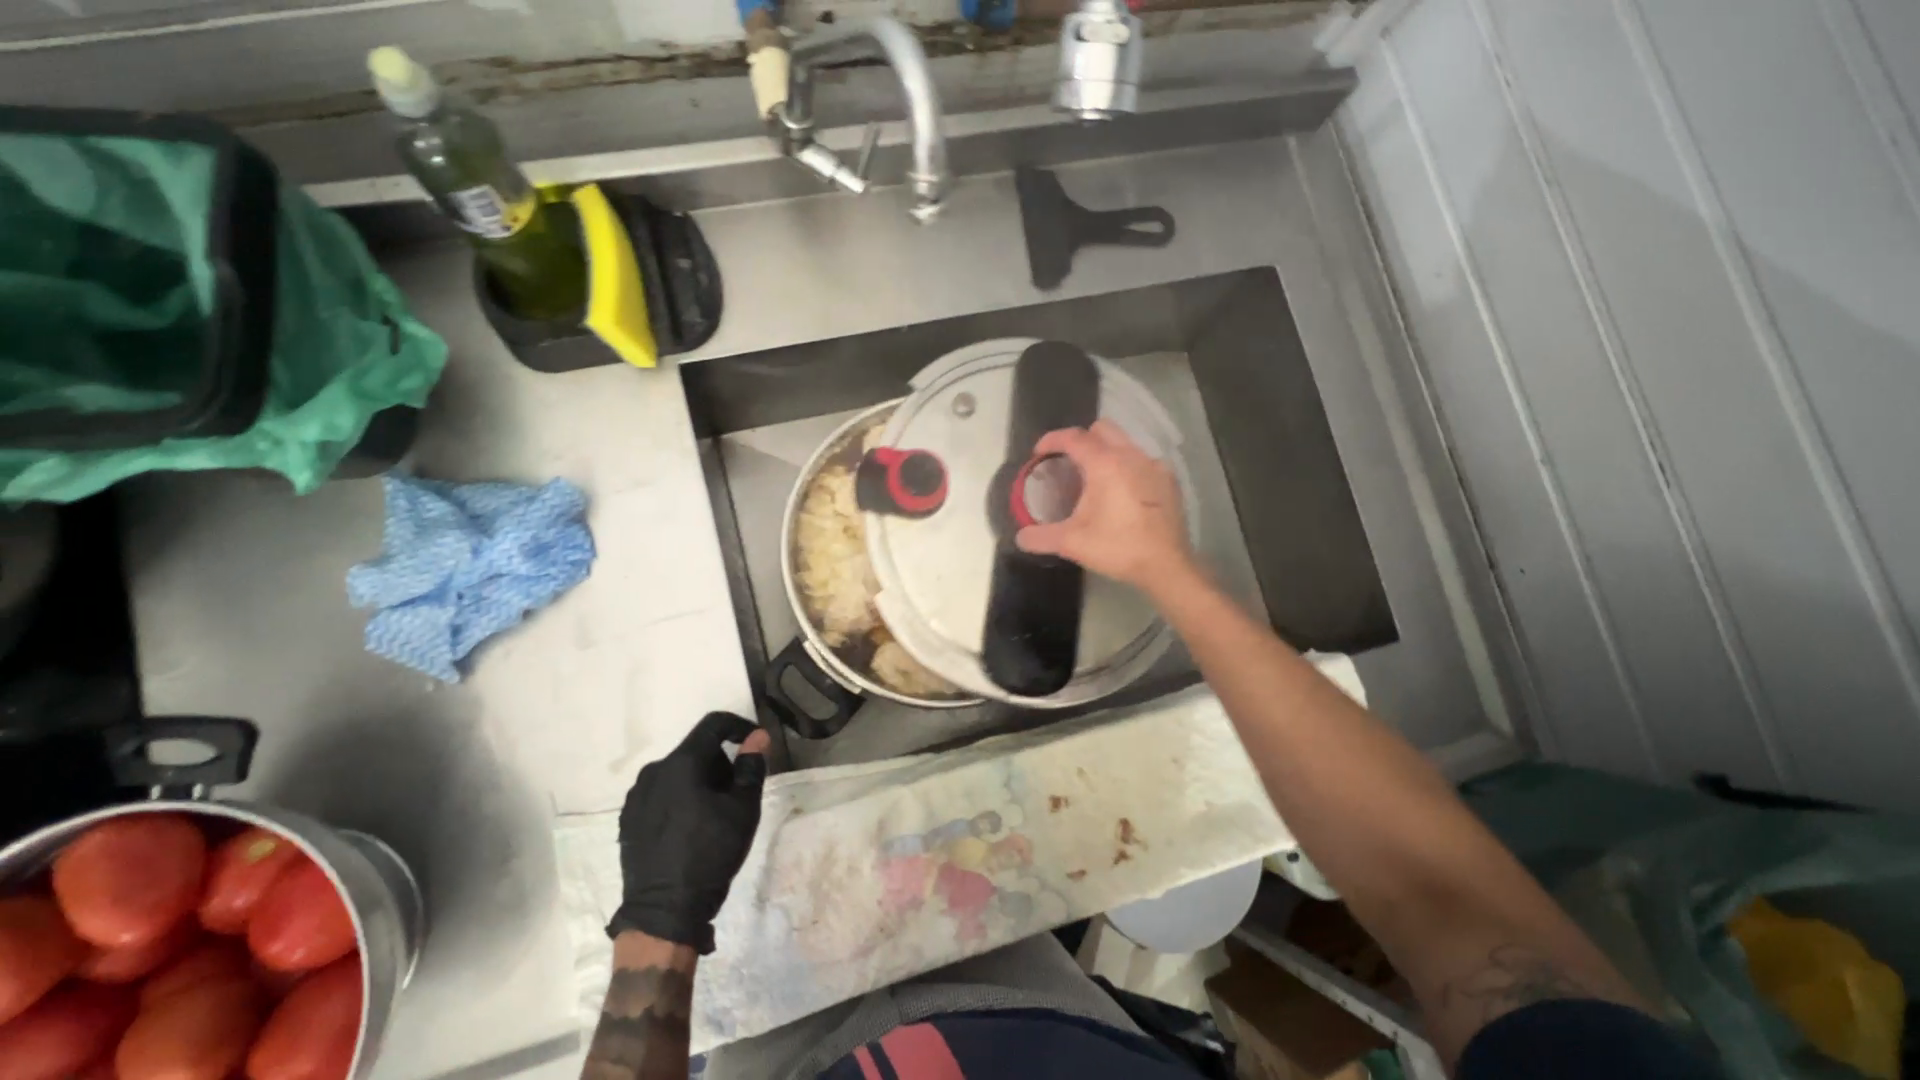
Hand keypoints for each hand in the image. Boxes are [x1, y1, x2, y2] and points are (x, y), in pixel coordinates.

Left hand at [607, 712, 770, 952]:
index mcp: (681, 764)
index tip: (756, 745)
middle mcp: (653, 772)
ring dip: (699, 784)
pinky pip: (660, 796)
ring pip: (677, 774)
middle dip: (721, 764)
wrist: (665, 910)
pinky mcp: (628, 820)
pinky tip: (689, 832)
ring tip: (714, 818)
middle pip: (695, 751)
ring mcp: (636, 797)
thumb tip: (757, 736)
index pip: (713, 724)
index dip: (739, 727)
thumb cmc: (711, 854)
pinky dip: (679, 801)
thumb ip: (751, 768)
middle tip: (738, 796)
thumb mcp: (742, 810)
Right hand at [1014, 419, 1192, 592]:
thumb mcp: (1072, 543)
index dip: (1052, 440)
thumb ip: (1041, 537)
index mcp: (1105, 464)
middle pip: (1102, 430)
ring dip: (1106, 452)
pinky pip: (1143, 462)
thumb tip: (1020, 537)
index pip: (1073, 437)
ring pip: (1125, 444)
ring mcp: (1154, 466)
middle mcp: (1131, 455)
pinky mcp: (1169, 481)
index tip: (1039, 453)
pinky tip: (1124, 493)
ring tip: (1095, 479)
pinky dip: (1128, 468)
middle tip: (1069, 463)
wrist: (1166, 565)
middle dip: (1082, 439)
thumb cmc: (1117, 547)